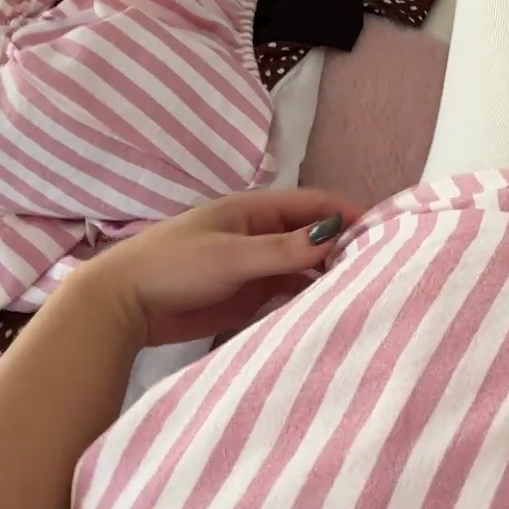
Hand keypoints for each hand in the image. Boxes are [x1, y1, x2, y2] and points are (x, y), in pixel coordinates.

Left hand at [67, 189, 358, 345]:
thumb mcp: (232, 255)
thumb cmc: (175, 267)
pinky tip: (332, 302)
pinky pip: (292, 287)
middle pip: (314, 232)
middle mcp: (262, 232)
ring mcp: (258, 263)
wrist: (126, 304)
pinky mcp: (252, 292)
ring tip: (364, 285)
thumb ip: (284, 250)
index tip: (382, 230)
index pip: (314, 204)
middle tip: (380, 264)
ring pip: (306, 262)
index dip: (348, 213)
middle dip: (344, 243)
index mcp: (255, 210)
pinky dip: (312, 291)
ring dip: (330, 270)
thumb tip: (336, 234)